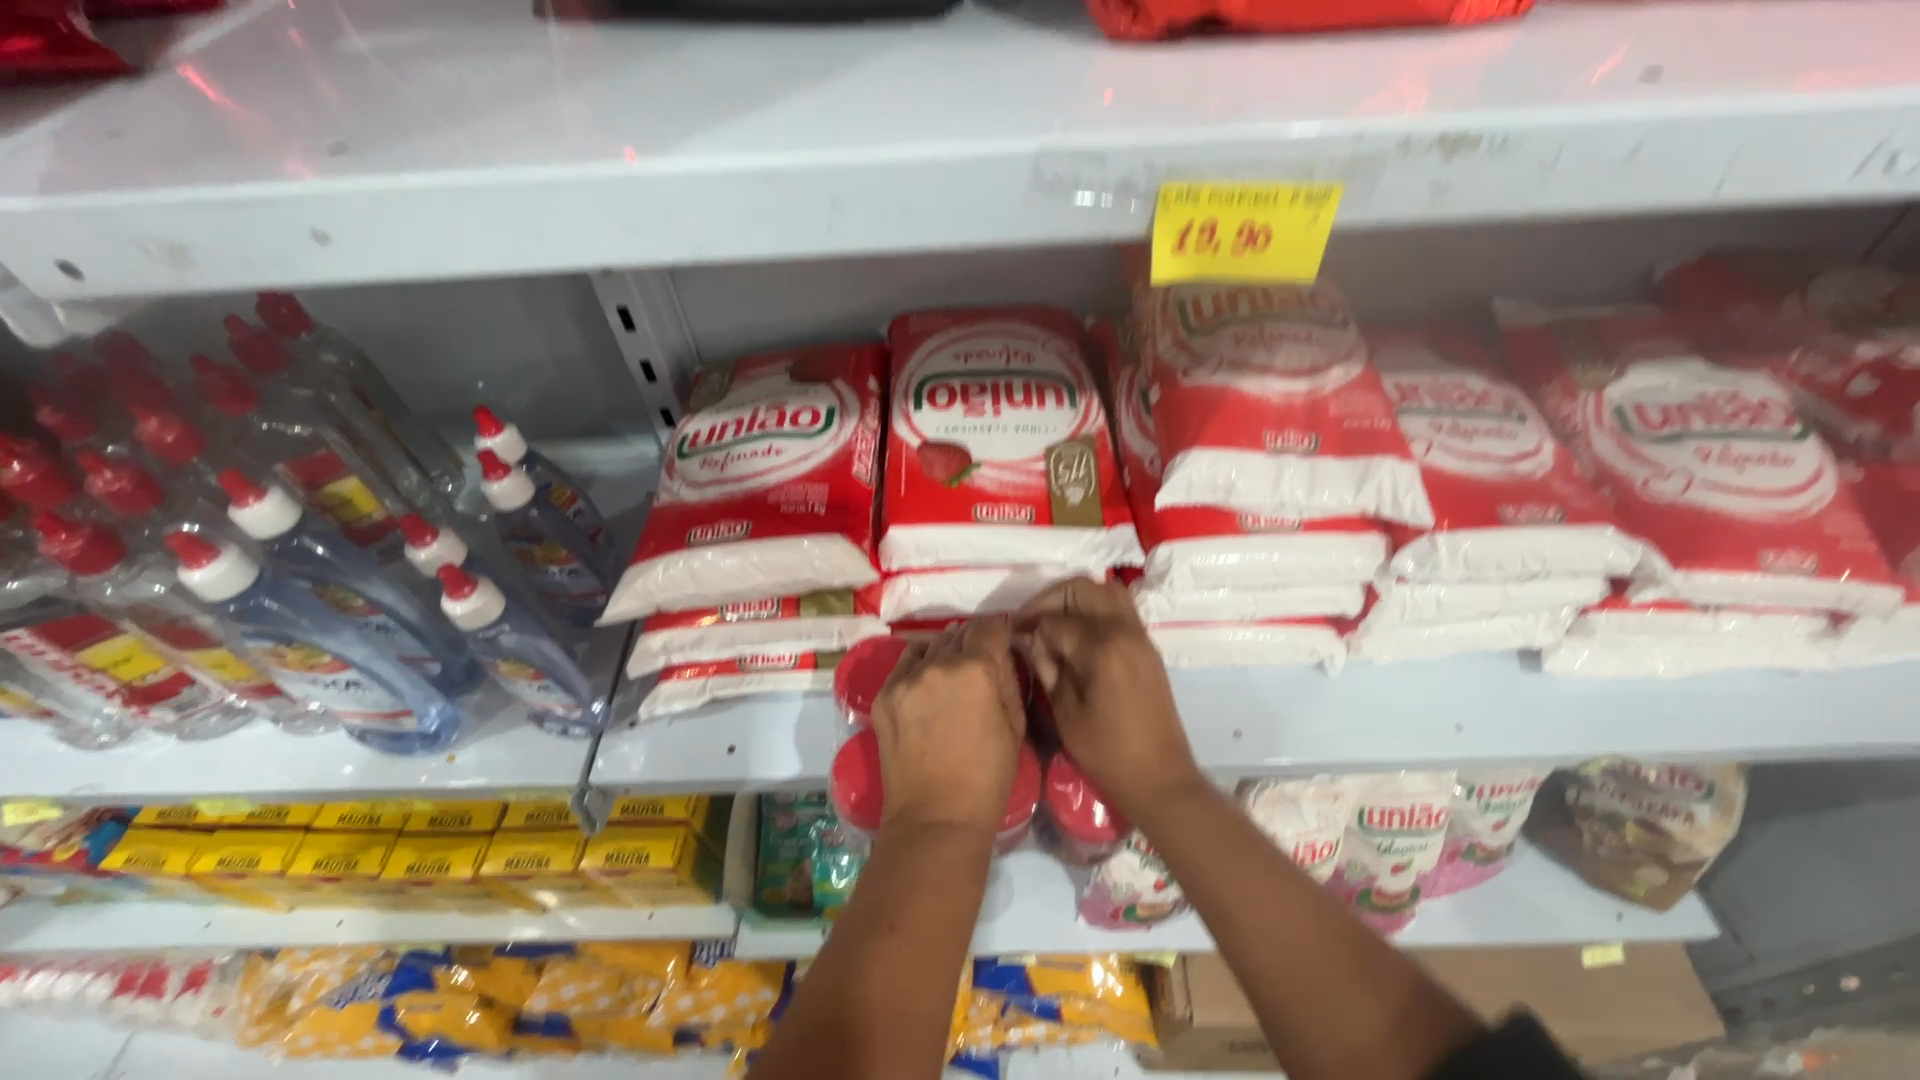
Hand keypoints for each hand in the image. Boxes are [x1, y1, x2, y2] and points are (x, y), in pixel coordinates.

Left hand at [871, 618, 1028, 835]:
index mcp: (976, 669)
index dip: (998, 631)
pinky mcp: (884, 695)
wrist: (935, 818)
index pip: (988, 626)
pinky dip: (918, 668)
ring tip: (950, 676)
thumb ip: (1008, 677)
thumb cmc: (988, 777)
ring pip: (929, 646)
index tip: (1001, 641)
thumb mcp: (1015, 724)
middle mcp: (938, 664)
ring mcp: (905, 679)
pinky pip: (904, 666)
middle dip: (971, 643)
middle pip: (957, 634)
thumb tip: (1000, 650)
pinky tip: (926, 688)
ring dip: (943, 653)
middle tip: (978, 665)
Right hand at [1016, 577, 1202, 813]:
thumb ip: (1047, 668)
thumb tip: (1030, 640)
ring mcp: (1140, 637)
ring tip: (1053, 621)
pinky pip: (1119, 610)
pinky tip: (1075, 635)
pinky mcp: (1147, 648)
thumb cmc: (1106, 752)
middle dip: (1051, 598)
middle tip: (1030, 619)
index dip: (1030, 625)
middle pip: (1083, 589)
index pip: (1055, 620)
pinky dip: (1094, 610)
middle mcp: (1124, 631)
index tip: (1013, 635)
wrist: (1159, 776)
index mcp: (1101, 648)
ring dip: (1076, 598)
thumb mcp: (1065, 712)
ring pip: (1106, 592)